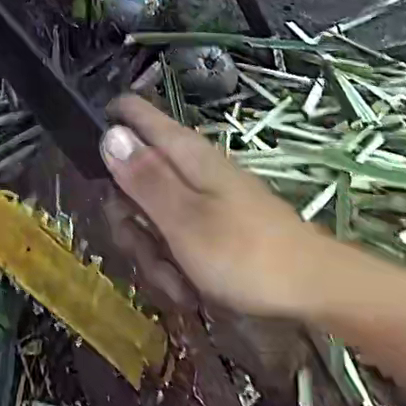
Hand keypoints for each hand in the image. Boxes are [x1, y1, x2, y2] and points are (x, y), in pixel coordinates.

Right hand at [99, 95, 339, 318]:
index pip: (135, 115)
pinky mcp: (213, 227)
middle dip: (130, 221)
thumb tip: (109, 133)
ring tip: (177, 282)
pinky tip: (189, 290)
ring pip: (150, 216)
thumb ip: (144, 177)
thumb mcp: (184, 219)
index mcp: (185, 153)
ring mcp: (203, 199)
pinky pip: (174, 238)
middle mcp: (191, 168)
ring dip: (153, 254)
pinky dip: (175, 266)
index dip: (108, 131)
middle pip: (133, 178)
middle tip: (145, 249)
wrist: (311, 289)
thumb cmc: (245, 253)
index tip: (93, 170)